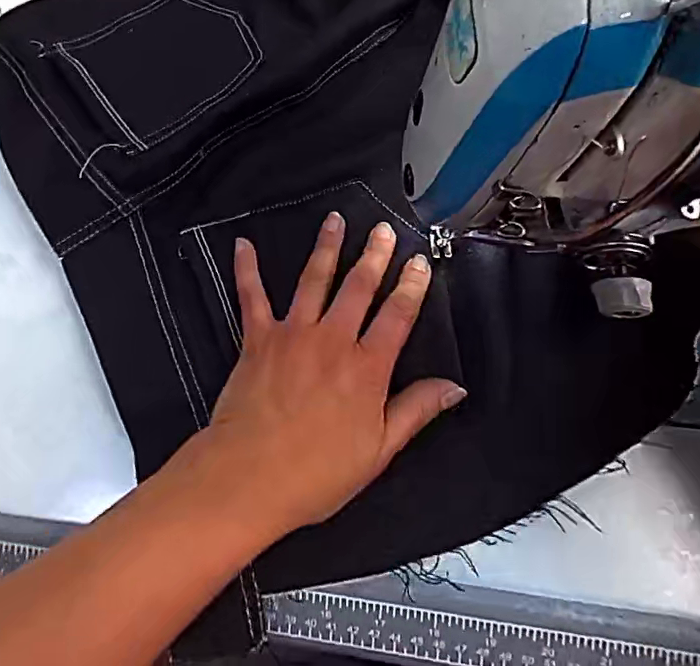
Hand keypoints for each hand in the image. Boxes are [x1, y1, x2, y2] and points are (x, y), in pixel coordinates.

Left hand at [170, 212, 465, 537]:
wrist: (246, 479)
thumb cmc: (315, 473)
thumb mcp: (379, 450)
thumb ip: (417, 411)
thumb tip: (455, 388)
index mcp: (366, 367)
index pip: (397, 315)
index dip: (412, 285)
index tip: (419, 261)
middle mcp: (333, 341)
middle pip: (359, 287)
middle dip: (374, 254)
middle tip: (383, 229)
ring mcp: (294, 334)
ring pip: (314, 280)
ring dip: (327, 247)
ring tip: (335, 220)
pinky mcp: (259, 339)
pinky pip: (252, 296)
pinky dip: (248, 269)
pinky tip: (244, 245)